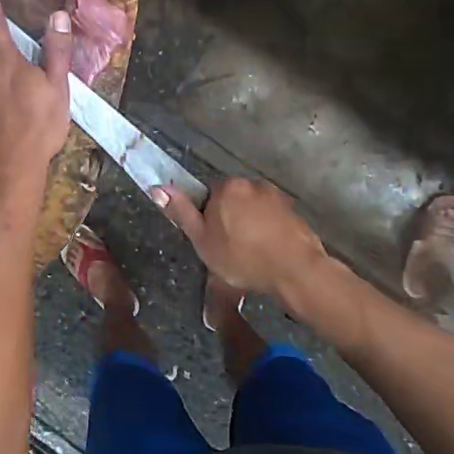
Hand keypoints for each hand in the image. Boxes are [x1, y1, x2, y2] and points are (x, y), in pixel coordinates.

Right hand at [155, 178, 327, 295]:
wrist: (294, 269)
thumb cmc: (242, 258)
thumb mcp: (203, 241)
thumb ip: (182, 213)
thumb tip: (158, 188)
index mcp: (228, 187)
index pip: (210, 197)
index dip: (210, 221)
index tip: (214, 242)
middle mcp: (253, 184)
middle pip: (234, 202)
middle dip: (232, 222)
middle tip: (231, 252)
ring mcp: (277, 197)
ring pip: (255, 212)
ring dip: (252, 228)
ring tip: (253, 256)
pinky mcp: (294, 212)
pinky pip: (274, 221)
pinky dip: (270, 233)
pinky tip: (270, 254)